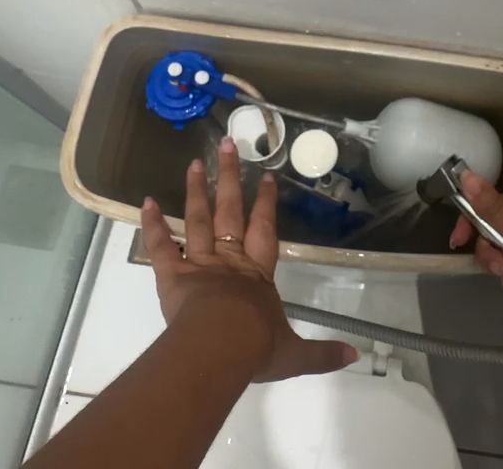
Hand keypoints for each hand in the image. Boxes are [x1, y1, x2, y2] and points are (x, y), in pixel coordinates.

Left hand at [139, 137, 357, 381]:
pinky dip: (153, 225)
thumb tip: (355, 356)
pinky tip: (146, 202)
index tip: (266, 177)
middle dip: (231, 178)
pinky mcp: (172, 275)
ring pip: (198, 220)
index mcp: (258, 274)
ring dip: (197, 191)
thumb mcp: (292, 354)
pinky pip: (161, 247)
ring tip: (195, 163)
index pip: (263, 230)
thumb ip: (321, 354)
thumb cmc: (255, 348)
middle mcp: (229, 260)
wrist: (218, 350)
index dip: (266, 203)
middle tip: (227, 145)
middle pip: (230, 211)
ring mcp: (200, 264)